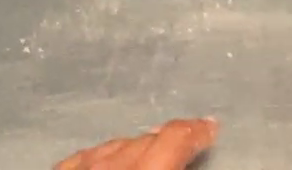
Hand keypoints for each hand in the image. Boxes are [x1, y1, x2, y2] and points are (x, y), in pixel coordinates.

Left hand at [54, 118, 217, 169]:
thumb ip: (171, 161)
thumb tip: (185, 156)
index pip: (174, 139)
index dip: (197, 130)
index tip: (211, 125)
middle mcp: (111, 163)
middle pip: (145, 140)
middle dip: (167, 139)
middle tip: (186, 141)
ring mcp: (79, 166)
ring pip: (115, 145)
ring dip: (136, 146)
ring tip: (150, 150)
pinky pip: (85, 156)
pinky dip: (103, 155)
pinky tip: (107, 156)